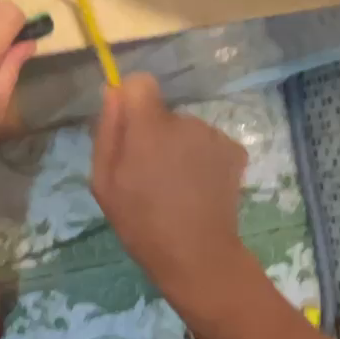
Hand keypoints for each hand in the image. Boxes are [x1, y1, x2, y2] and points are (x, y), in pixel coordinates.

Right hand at [92, 73, 251, 297]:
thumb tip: (112, 92)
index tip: (128, 129)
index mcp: (149, 127)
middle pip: (163, 113)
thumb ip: (108, 131)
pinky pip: (208, 144)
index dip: (131, 101)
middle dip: (154, 134)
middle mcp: (185, 121)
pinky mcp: (235, 151)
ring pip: (186, 130)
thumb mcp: (104, 182)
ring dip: (179, 149)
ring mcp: (214, 135)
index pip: (140, 83)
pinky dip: (201, 160)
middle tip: (148, 175)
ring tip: (174, 186)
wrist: (197, 255)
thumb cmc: (140, 222)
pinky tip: (197, 188)